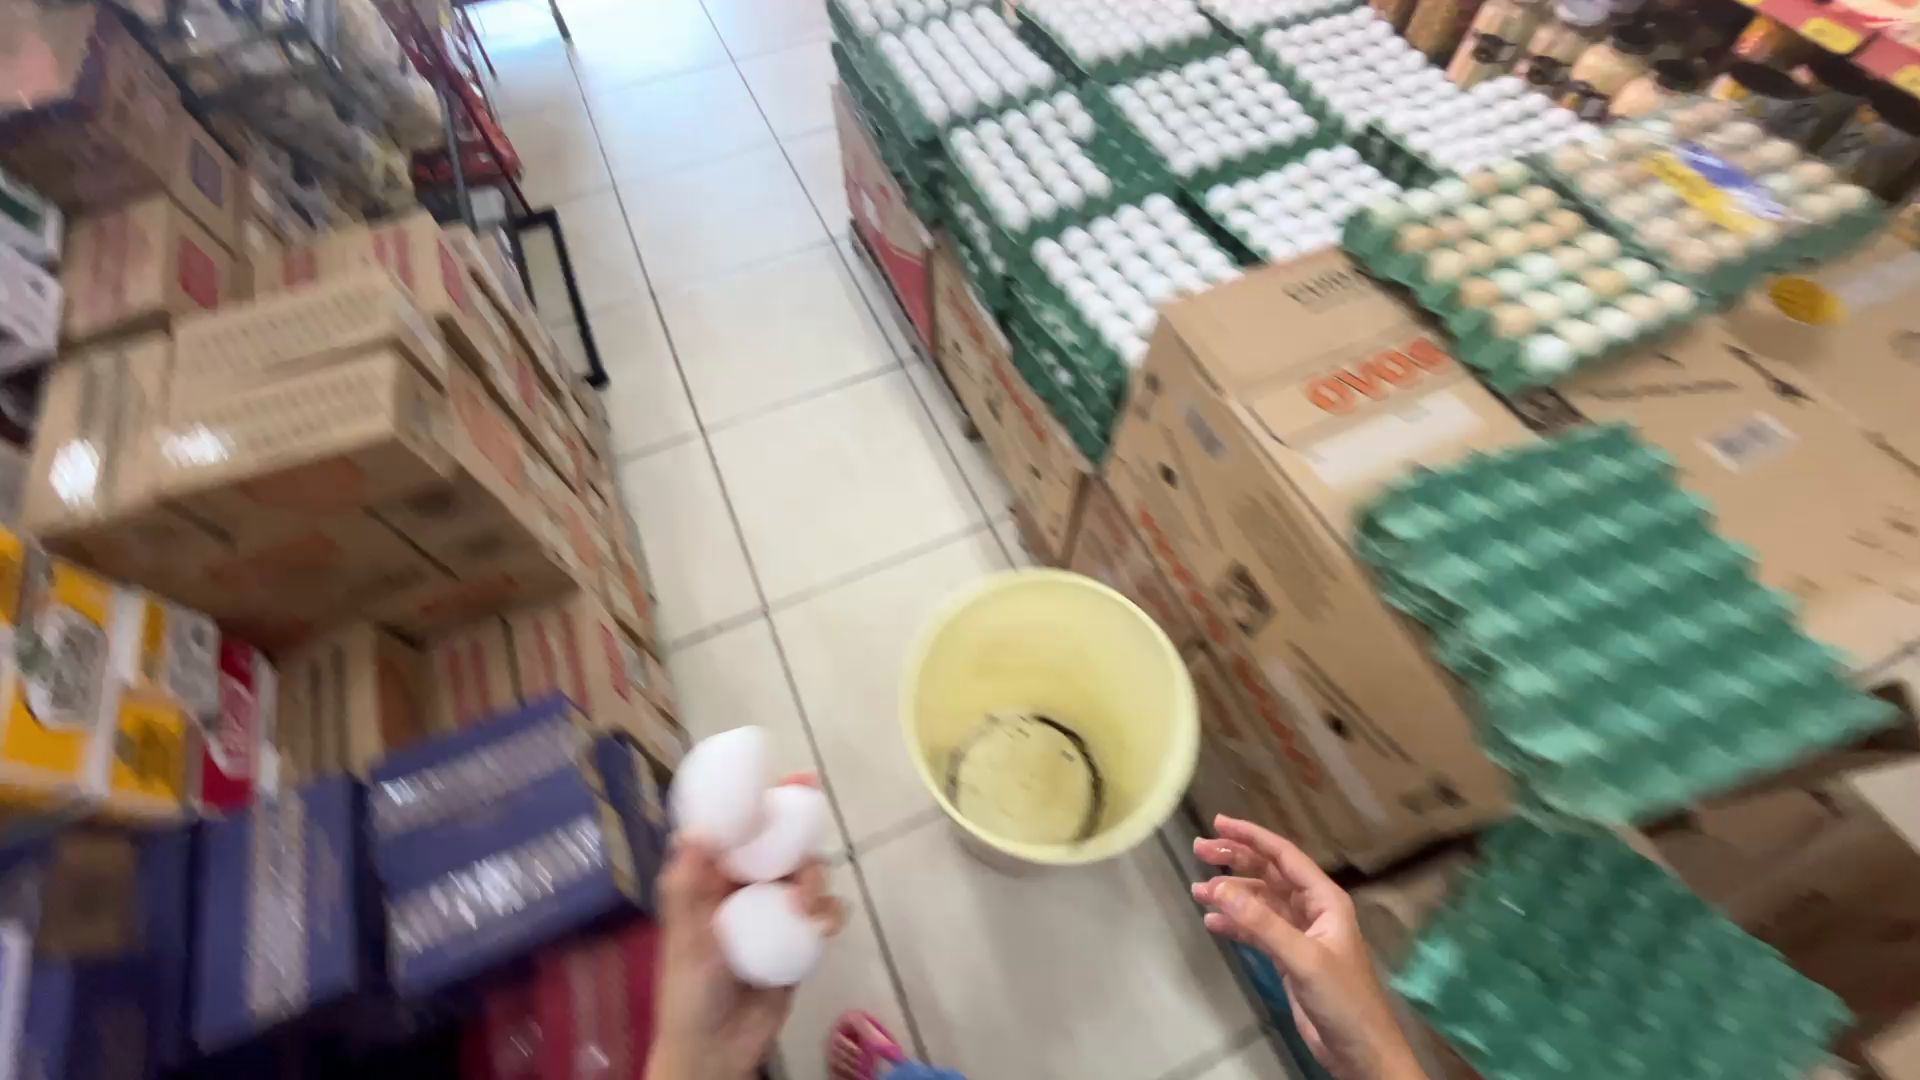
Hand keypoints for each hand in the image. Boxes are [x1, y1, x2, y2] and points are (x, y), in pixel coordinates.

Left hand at [648, 781, 845, 1079]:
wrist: (717, 1052)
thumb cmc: (688, 994)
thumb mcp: (682, 939)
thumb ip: (685, 887)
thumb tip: (695, 829)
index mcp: (717, 877)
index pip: (744, 826)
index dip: (769, 798)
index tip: (797, 781)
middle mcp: (749, 886)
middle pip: (784, 843)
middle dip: (802, 834)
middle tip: (814, 835)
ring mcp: (776, 911)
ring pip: (810, 873)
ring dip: (816, 879)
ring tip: (805, 906)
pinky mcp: (800, 937)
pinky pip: (826, 912)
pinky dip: (829, 914)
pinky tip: (821, 929)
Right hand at [1192, 816, 1426, 1079]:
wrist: (1362, 1057)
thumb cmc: (1343, 1001)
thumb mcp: (1302, 957)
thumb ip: (1260, 922)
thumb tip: (1218, 887)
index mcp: (1324, 899)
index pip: (1283, 855)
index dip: (1251, 836)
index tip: (1219, 823)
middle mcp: (1310, 909)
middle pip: (1267, 873)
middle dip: (1234, 859)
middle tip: (1199, 849)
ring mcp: (1298, 933)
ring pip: (1257, 901)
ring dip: (1229, 895)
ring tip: (1198, 891)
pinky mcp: (1287, 957)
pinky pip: (1255, 929)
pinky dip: (1233, 924)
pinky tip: (1212, 923)